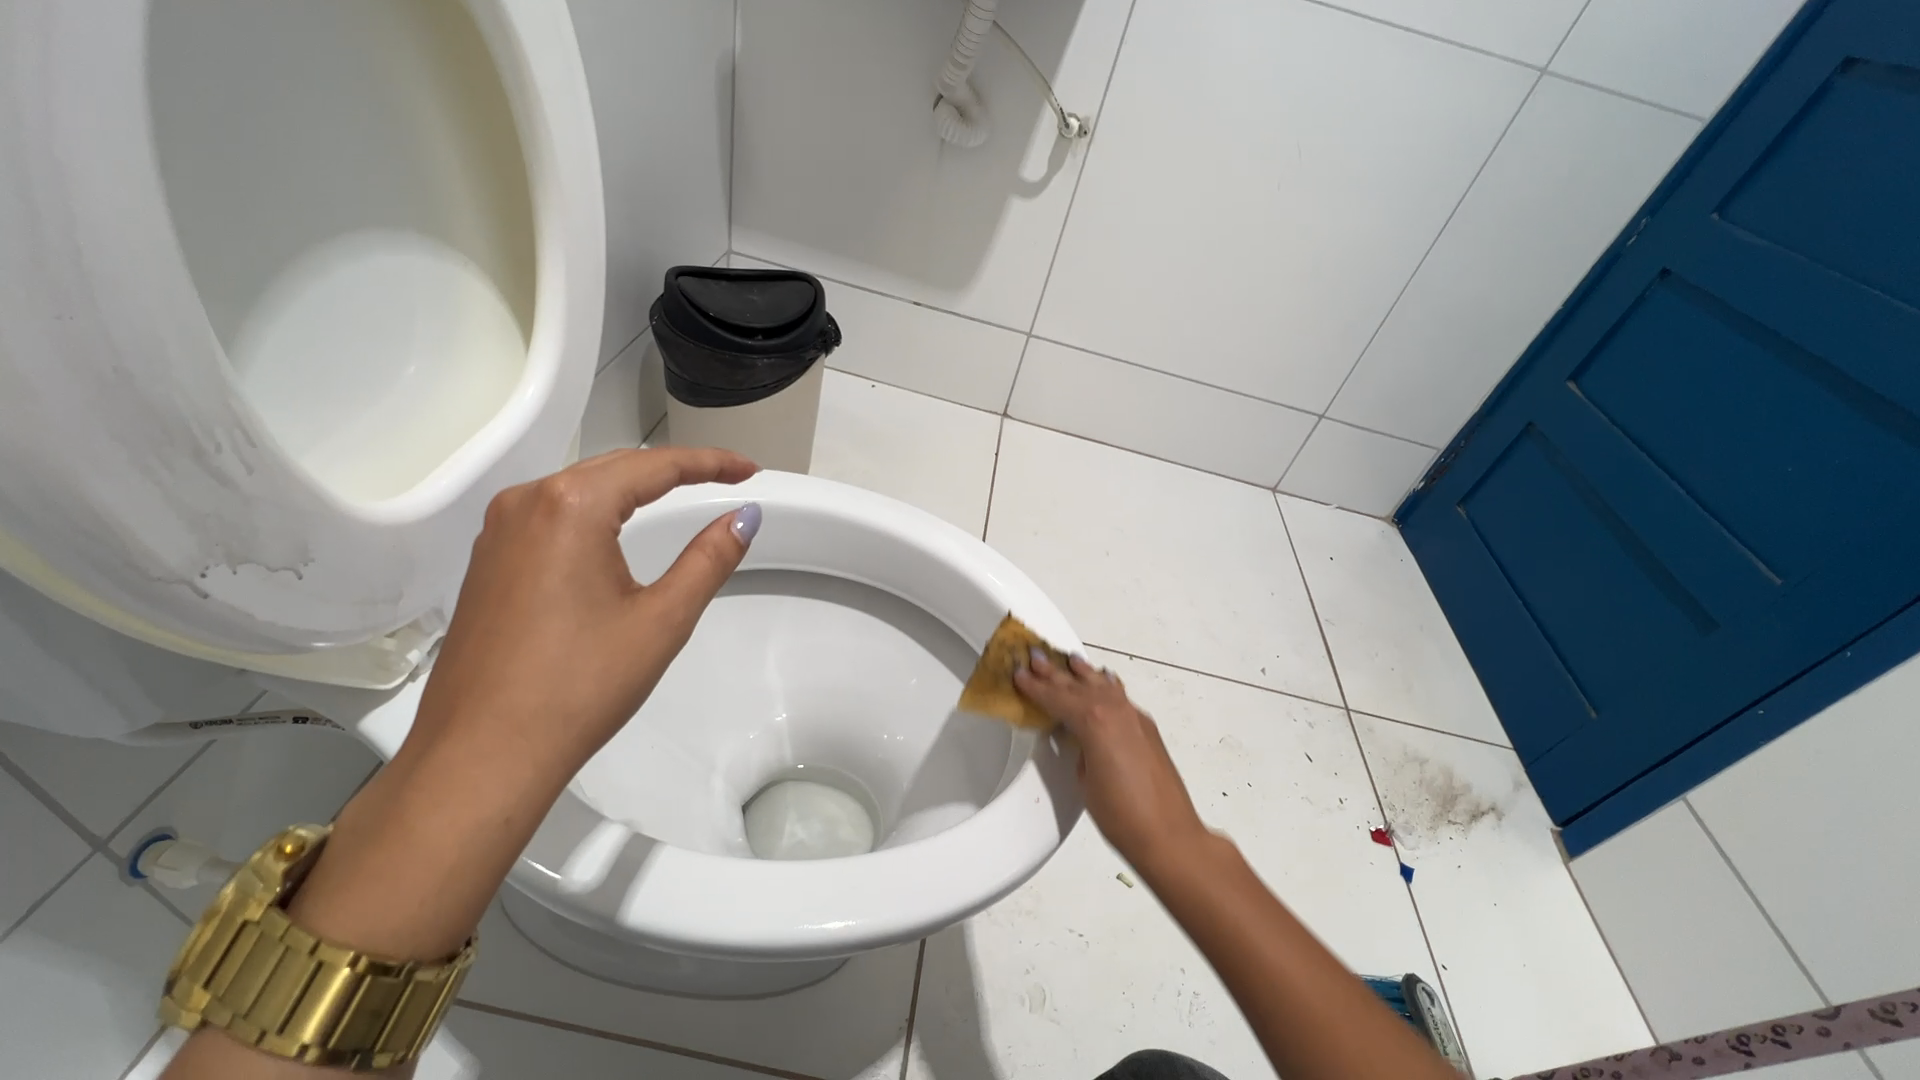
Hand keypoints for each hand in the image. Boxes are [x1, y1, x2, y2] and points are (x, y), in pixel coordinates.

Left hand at [408, 446, 759, 776]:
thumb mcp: (661, 620)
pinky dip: (595, 514)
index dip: (710, 463)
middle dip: (672, 471)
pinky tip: (615, 533)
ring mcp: (497, 533)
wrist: (481, 754)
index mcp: (570, 507)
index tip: (749, 470)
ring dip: (631, 489)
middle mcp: (525, 503)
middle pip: (614, 469)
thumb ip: (709, 558)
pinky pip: (550, 517)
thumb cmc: (578, 687)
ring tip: (679, 498)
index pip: (655, 467)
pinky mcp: (487, 563)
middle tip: (726, 480)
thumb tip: (744, 517)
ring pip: (578, 490)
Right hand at [1014, 652, 1208, 869]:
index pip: (1058, 698)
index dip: (1036, 687)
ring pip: (1103, 686)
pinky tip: (1103, 682)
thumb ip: (1080, 750)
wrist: (1168, 834)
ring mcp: (1135, 718)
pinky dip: (1106, 686)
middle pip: (1079, 686)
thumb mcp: (1085, 781)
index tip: (1020, 673)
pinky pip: (1120, 696)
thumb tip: (1082, 740)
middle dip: (1055, 673)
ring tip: (1069, 660)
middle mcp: (1116, 711)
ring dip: (1084, 674)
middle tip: (1036, 656)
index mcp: (1094, 722)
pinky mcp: (1147, 729)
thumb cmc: (1120, 814)